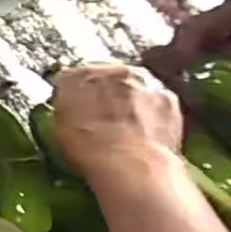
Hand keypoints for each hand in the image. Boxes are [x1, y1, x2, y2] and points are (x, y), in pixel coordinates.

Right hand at [51, 64, 182, 181]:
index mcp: (79, 73)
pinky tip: (139, 127)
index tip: (68, 105)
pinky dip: (146, 109)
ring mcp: (148, 83)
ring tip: (119, 120)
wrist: (131, 160)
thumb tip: (73, 103)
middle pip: (105, 76)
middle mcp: (115, 71)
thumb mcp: (58, 120)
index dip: (68, 92)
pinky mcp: (172, 99)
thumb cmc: (83, 141)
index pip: (70, 76)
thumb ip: (67, 102)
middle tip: (94, 110)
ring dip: (125, 97)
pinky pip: (152, 99)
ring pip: (131, 86)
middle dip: (101, 89)